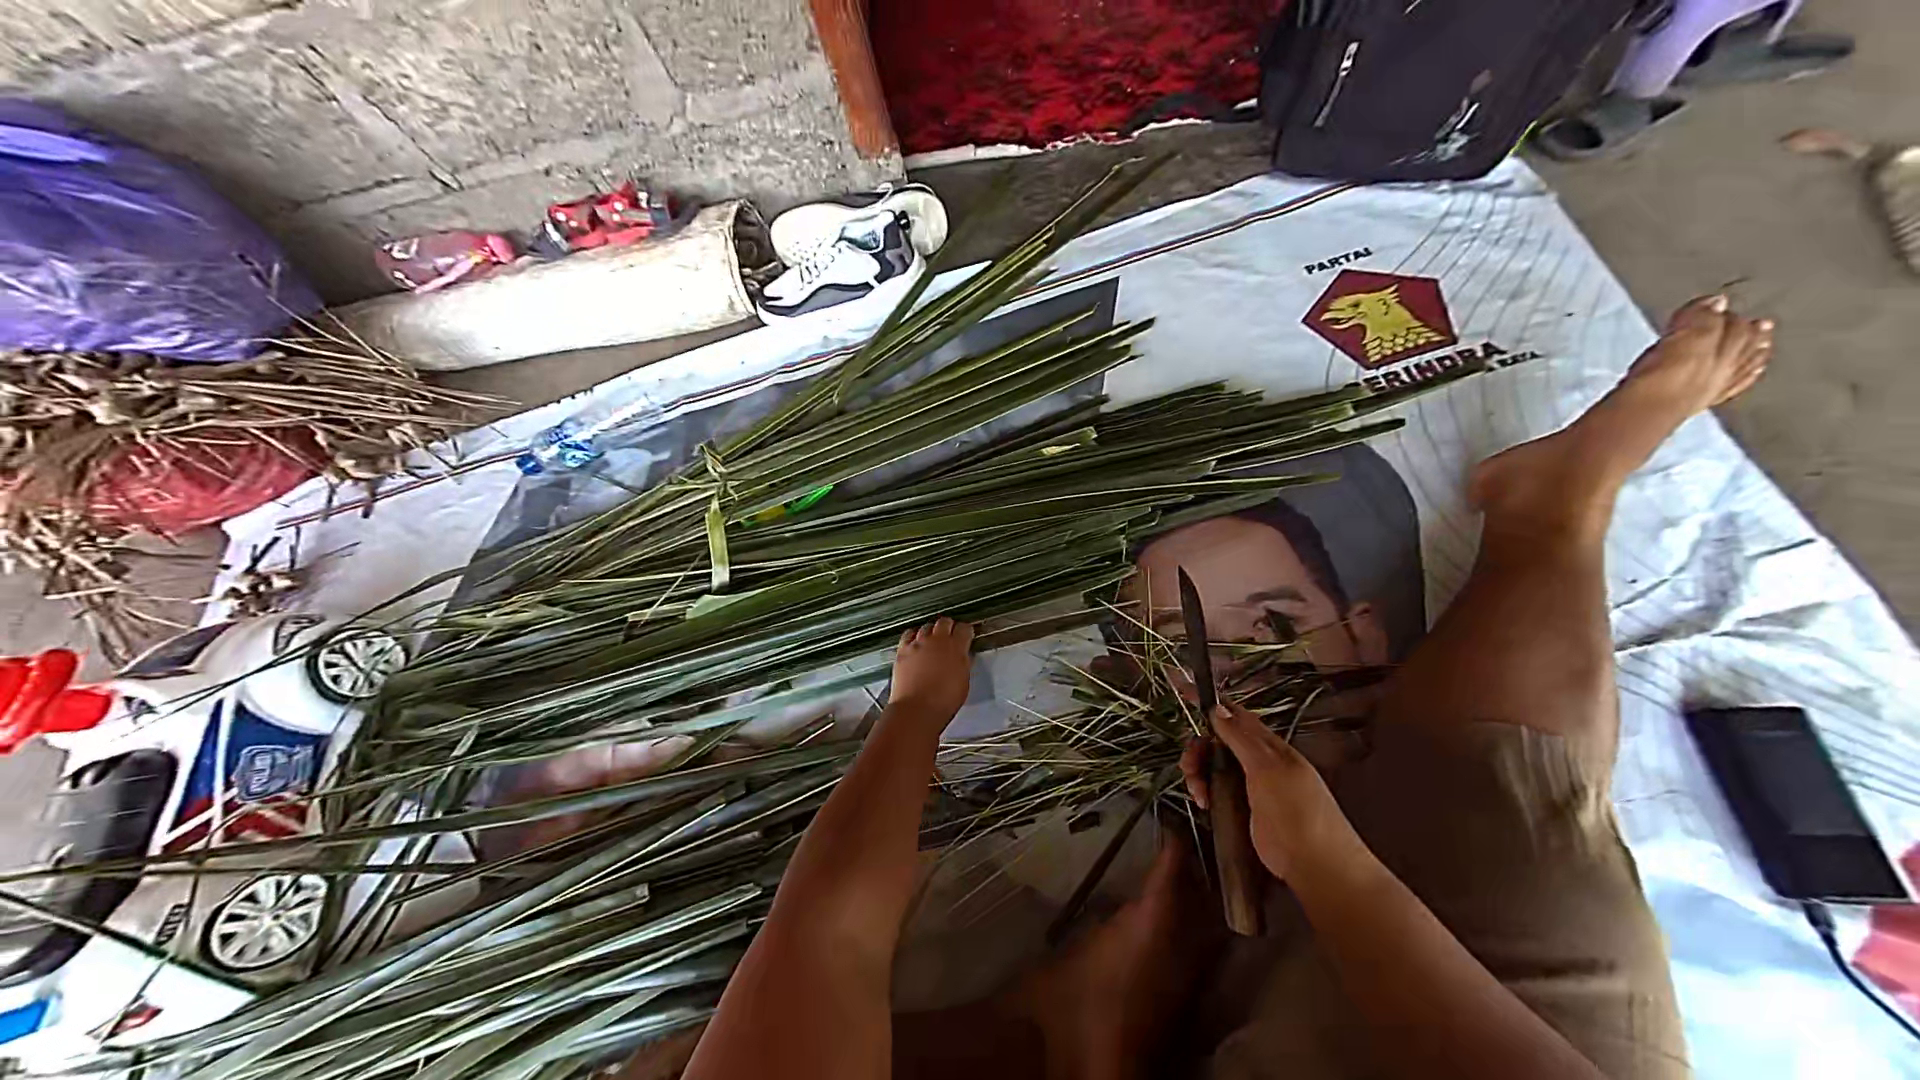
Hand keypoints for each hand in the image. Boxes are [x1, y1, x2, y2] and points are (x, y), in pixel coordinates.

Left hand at [888, 617, 973, 723]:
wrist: (917, 708)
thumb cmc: (943, 701)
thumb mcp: (963, 682)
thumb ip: (963, 664)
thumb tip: (963, 659)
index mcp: (956, 648)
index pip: (964, 629)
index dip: (965, 631)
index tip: (965, 635)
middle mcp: (937, 641)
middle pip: (944, 622)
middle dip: (948, 627)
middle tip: (949, 634)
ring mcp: (918, 643)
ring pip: (926, 626)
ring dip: (931, 631)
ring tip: (932, 640)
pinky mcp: (903, 650)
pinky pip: (908, 635)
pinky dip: (913, 636)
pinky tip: (914, 641)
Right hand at [1180, 702, 1362, 880]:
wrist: (1316, 865)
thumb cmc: (1298, 812)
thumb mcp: (1267, 768)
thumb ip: (1240, 737)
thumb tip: (1216, 708)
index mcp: (1269, 746)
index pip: (1235, 715)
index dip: (1210, 704)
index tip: (1182, 691)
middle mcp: (1259, 762)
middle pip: (1218, 741)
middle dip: (1198, 748)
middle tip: (1190, 765)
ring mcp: (1251, 786)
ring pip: (1213, 765)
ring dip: (1198, 771)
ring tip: (1197, 791)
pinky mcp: (1242, 809)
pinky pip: (1216, 788)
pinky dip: (1204, 790)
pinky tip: (1203, 802)